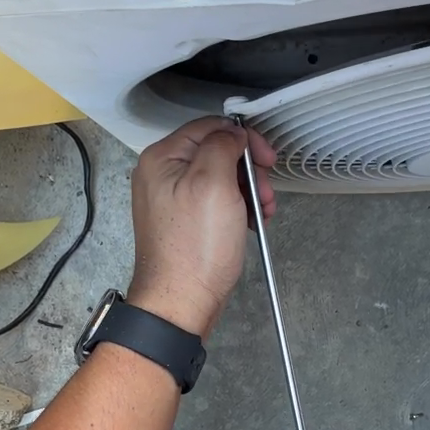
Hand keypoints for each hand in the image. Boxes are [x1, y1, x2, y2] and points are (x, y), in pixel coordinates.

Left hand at [126, 117, 275, 337]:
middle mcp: (162, 175)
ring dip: (249, 191)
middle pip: (217, 152)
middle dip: (249, 169)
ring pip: (221, 178)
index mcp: (163, 158)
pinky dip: (238, 208)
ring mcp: (173, 200)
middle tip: (265, 192)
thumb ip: (222, 146)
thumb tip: (233, 134)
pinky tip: (252, 223)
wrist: (181, 302)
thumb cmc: (195, 248)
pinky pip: (217, 202)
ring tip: (263, 213)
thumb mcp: (213, 184)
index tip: (266, 158)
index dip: (244, 138)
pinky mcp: (185, 222)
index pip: (209, 127)